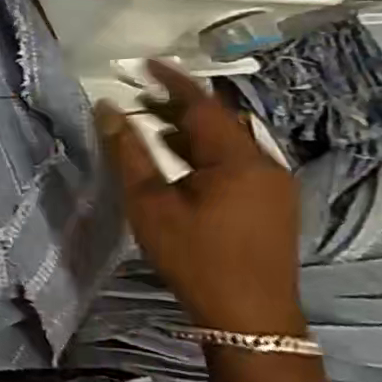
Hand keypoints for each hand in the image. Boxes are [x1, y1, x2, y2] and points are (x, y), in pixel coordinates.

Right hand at [96, 60, 305, 335]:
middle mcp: (265, 166)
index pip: (203, 105)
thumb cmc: (194, 255)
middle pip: (220, 120)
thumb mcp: (150, 202)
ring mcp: (274, 186)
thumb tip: (107, 108)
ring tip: (150, 123)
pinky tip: (177, 158)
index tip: (144, 63)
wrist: (249, 318)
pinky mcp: (272, 204)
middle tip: (139, 94)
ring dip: (190, 127)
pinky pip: (236, 160)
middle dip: (179, 103)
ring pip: (229, 141)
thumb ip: (129, 150)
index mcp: (239, 161)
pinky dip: (204, 149)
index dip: (172, 81)